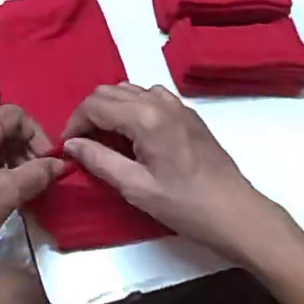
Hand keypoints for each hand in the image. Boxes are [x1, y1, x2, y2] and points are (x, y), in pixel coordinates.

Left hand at [0, 107, 67, 286]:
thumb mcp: (10, 192)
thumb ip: (38, 173)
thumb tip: (61, 164)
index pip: (16, 115)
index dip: (38, 135)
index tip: (50, 162)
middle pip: (2, 128)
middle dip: (26, 148)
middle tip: (40, 177)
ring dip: (12, 161)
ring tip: (25, 188)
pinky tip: (3, 195)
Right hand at [62, 85, 301, 266]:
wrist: (236, 212)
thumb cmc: (185, 205)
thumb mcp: (136, 188)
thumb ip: (100, 161)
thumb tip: (72, 144)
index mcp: (145, 116)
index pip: (96, 105)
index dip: (75, 123)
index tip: (68, 147)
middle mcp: (159, 101)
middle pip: (109, 92)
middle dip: (89, 113)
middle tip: (82, 143)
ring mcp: (177, 104)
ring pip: (129, 90)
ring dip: (110, 108)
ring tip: (104, 139)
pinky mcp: (188, 113)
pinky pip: (150, 96)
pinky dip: (132, 107)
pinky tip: (133, 134)